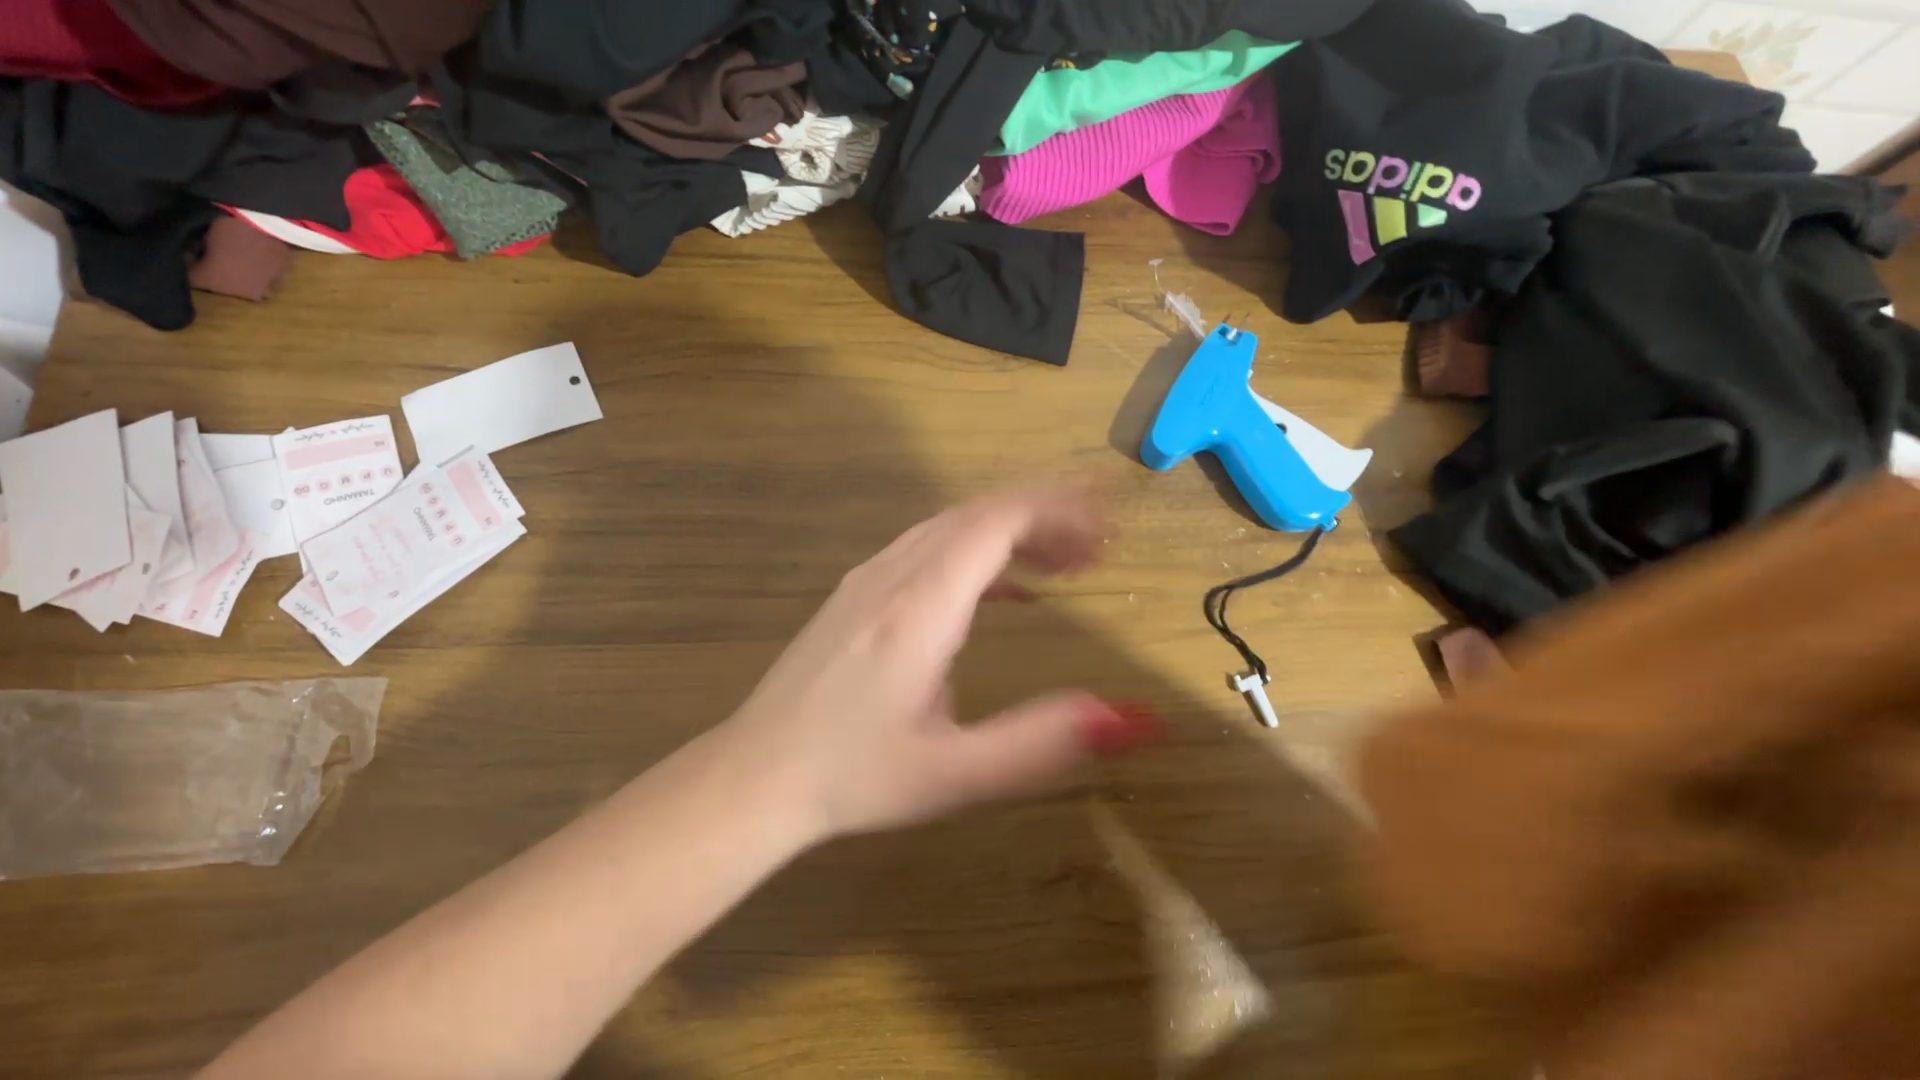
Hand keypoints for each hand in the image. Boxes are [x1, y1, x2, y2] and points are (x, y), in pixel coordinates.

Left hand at [715, 480, 1159, 843]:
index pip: (995, 521)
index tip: (1108, 532)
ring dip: (1012, 529)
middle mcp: (892, 576)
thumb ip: (1040, 743)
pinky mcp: (854, 596)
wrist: (756, 776)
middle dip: (1046, 515)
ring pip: (949, 525)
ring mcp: (867, 581)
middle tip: (1101, 546)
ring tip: (1068, 562)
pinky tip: (1005, 589)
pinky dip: (978, 551)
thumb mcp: (955, 773)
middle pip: (976, 512)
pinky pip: (927, 548)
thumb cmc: (856, 777)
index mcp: (919, 607)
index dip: (1058, 512)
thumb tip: (1129, 718)